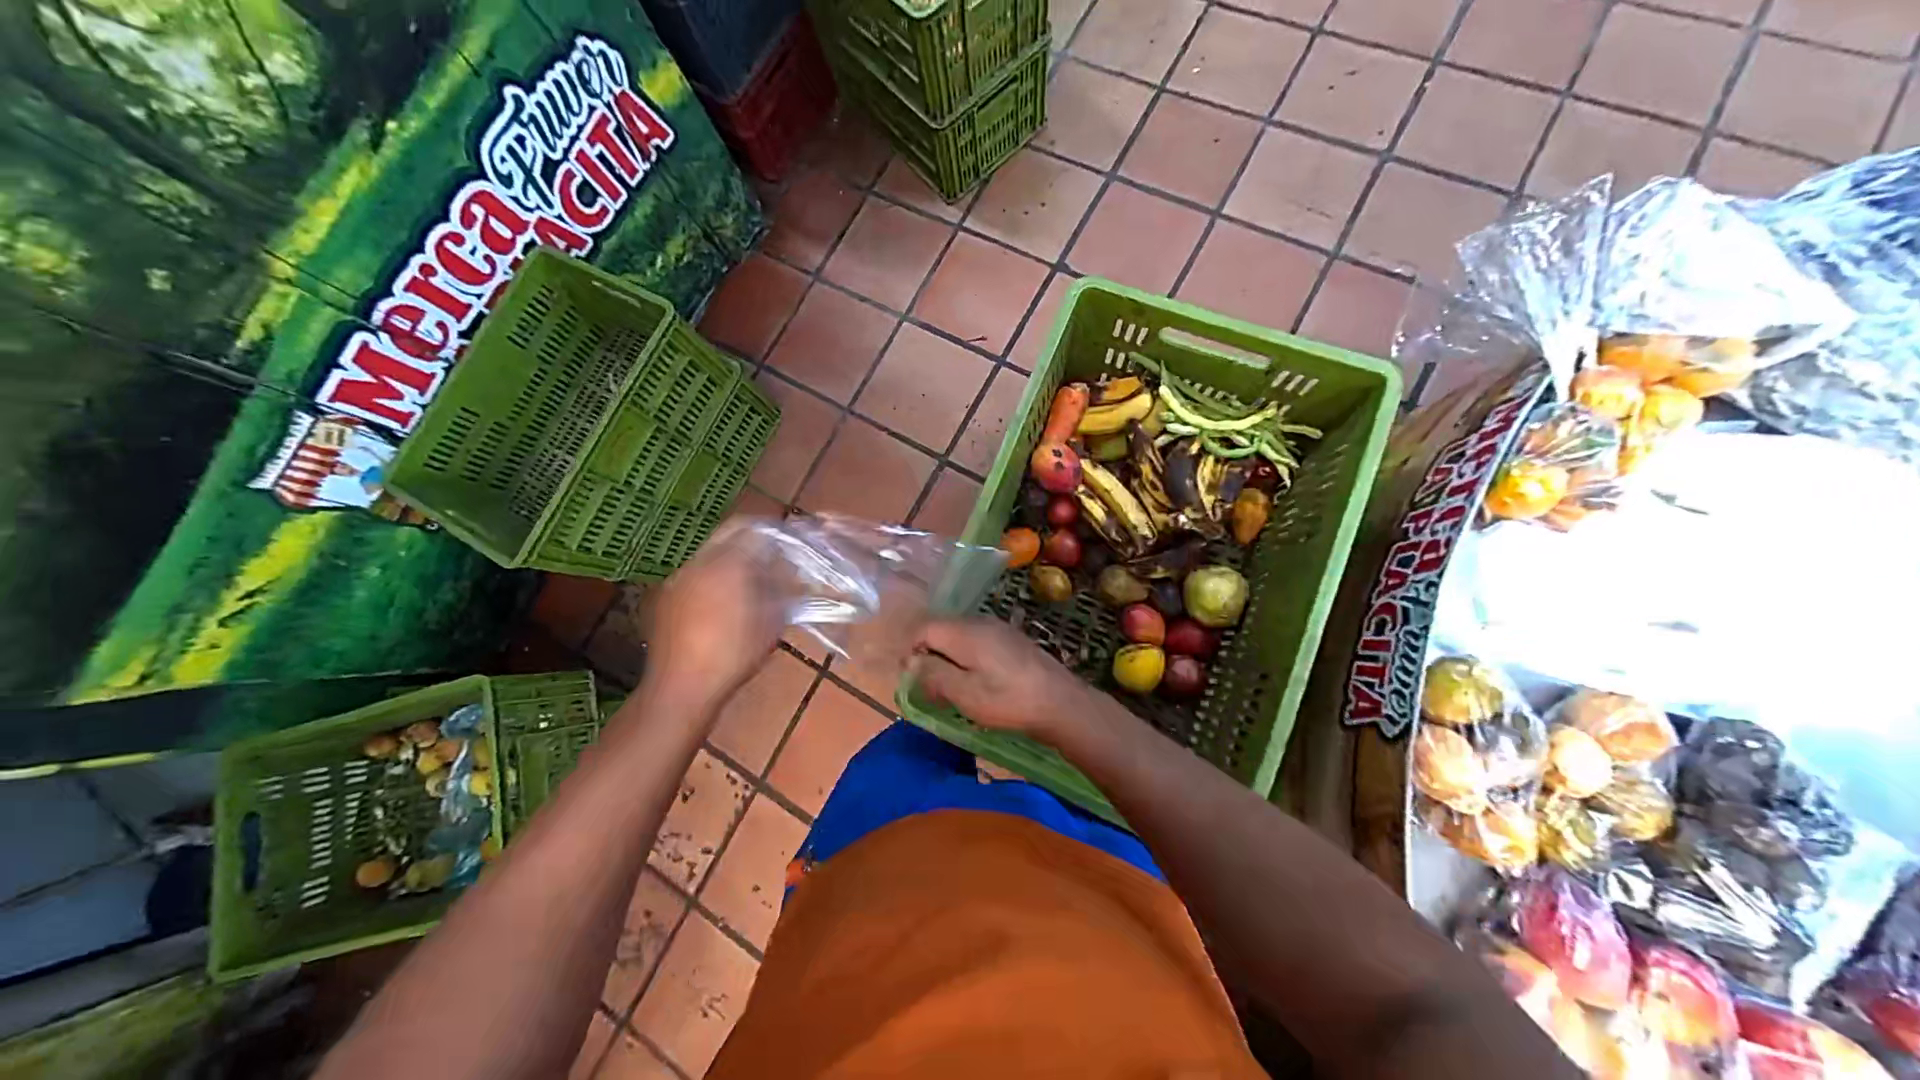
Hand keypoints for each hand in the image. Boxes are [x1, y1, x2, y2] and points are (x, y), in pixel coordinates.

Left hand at [644, 519, 783, 704]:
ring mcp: (677, 578)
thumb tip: (791, 571)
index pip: (753, 528)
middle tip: (773, 559)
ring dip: (733, 560)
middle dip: (753, 543)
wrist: (682, 687)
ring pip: (711, 554)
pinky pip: (696, 575)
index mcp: (727, 562)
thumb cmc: (734, 654)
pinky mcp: (665, 597)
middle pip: (729, 535)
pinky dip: (714, 578)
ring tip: (752, 583)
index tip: (790, 544)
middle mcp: (699, 561)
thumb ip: (783, 589)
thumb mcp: (772, 622)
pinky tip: (725, 603)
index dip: (775, 533)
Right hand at [910, 618, 1102, 743]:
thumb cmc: (1008, 700)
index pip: (922, 629)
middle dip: (930, 658)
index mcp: (963, 631)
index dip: (912, 653)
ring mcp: (999, 629)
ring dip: (951, 662)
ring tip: (956, 692)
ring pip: (960, 639)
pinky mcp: (1013, 642)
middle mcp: (979, 622)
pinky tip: (981, 686)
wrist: (1061, 704)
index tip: (916, 683)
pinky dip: (970, 662)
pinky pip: (979, 645)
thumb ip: (932, 674)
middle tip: (934, 691)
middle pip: (941, 631)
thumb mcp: (963, 693)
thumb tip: (909, 662)